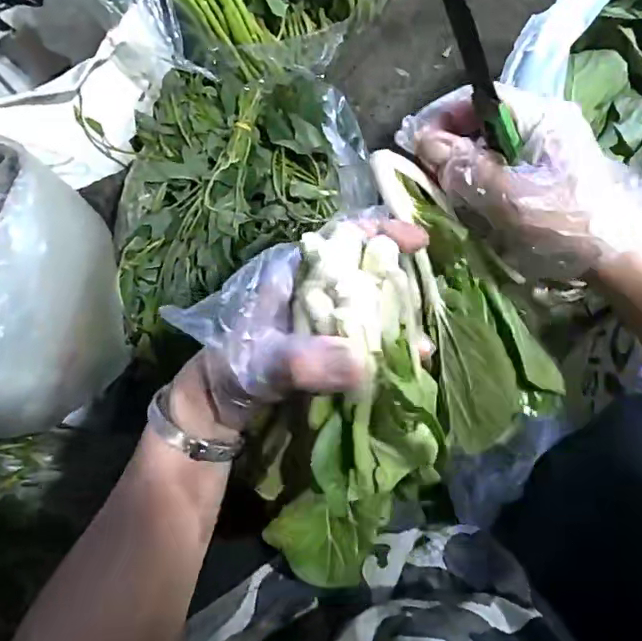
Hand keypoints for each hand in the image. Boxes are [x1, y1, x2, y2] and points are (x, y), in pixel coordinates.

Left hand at [162, 217, 429, 439]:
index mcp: (296, 272)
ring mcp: (324, 318)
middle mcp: (315, 288)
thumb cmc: (232, 370)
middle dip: (399, 283)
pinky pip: (367, 337)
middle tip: (425, 305)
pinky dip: (388, 347)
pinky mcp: (330, 347)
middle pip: (367, 270)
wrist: (216, 409)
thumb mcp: (262, 362)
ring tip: (421, 347)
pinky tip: (407, 363)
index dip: (382, 232)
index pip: (344, 237)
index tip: (419, 241)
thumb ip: (304, 360)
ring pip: (371, 305)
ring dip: (398, 320)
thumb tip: (362, 361)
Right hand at [401, 83, 641, 279]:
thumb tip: (423, 140)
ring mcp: (552, 148)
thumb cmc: (562, 222)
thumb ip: (460, 164)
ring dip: (467, 164)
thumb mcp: (503, 193)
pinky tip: (478, 202)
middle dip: (451, 143)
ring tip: (450, 191)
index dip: (442, 115)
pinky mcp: (554, 173)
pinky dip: (486, 178)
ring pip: (493, 144)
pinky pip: (508, 164)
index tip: (417, 143)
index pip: (478, 97)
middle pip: (484, 120)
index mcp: (538, 115)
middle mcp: (546, 123)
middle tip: (430, 172)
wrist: (619, 261)